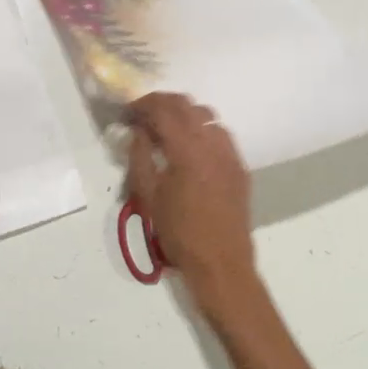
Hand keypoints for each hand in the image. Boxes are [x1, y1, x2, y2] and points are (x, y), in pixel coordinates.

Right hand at [126, 92, 255, 301]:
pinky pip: (221, 134)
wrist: (221, 264)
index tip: (127, 114)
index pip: (162, 109)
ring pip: (206, 115)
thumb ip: (139, 156)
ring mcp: (229, 154)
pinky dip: (202, 129)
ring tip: (167, 130)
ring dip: (184, 114)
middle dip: (162, 104)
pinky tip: (191, 148)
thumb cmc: (178, 232)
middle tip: (143, 117)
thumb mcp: (148, 195)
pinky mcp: (239, 167)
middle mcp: (211, 144)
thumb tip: (137, 132)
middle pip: (186, 104)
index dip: (141, 105)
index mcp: (186, 149)